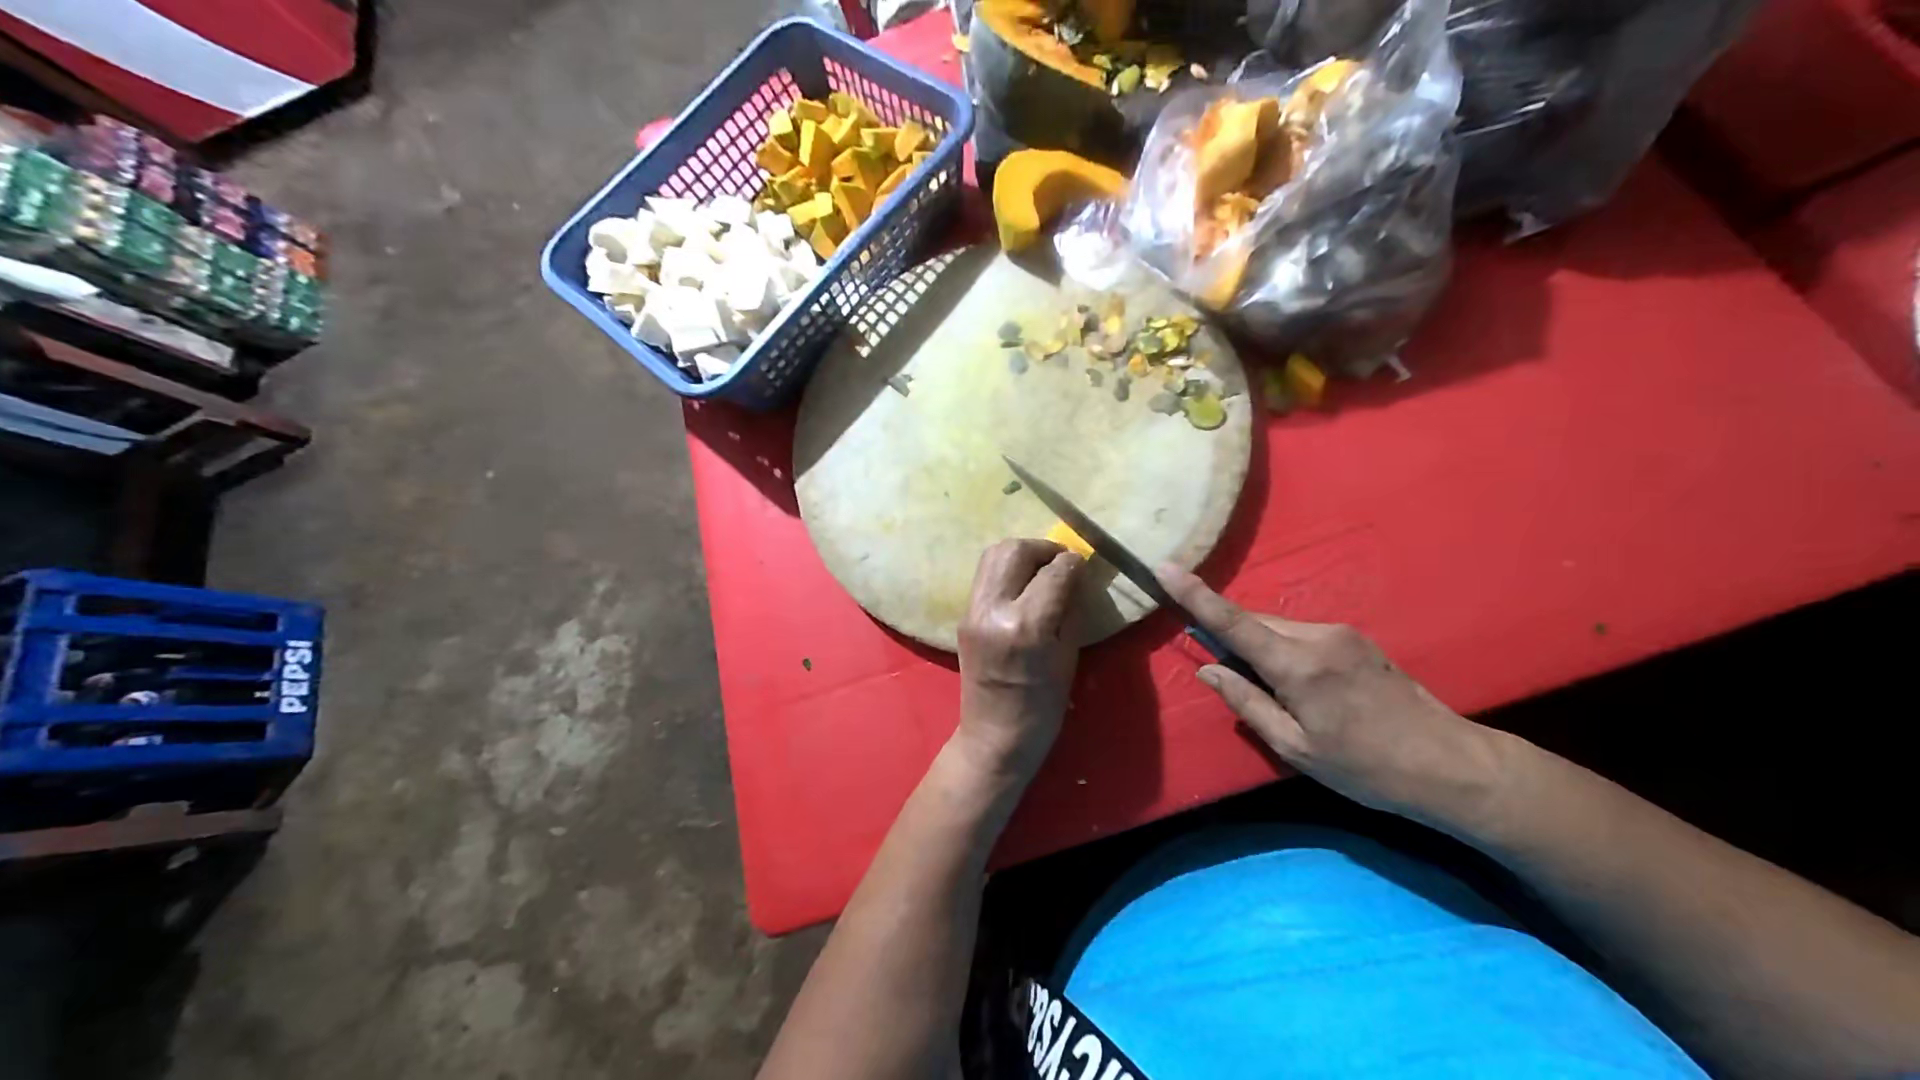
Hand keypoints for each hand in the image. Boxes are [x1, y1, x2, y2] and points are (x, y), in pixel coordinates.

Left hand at [954, 539, 1085, 781]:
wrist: (995, 736)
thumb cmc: (1043, 706)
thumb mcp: (1069, 655)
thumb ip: (1071, 608)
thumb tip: (1077, 573)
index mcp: (1025, 625)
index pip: (1054, 571)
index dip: (1074, 563)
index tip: (1084, 564)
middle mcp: (992, 609)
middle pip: (1015, 550)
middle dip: (1044, 549)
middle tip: (1062, 563)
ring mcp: (972, 610)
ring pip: (993, 555)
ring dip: (1022, 554)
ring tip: (1043, 570)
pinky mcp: (963, 616)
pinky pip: (985, 576)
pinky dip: (1007, 571)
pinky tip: (1024, 587)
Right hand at [1158, 565, 1508, 828]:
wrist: (1448, 765)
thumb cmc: (1364, 767)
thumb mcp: (1294, 747)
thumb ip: (1246, 702)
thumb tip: (1209, 669)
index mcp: (1296, 665)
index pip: (1232, 622)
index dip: (1194, 595)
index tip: (1165, 569)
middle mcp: (1317, 636)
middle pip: (1254, 622)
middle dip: (1230, 636)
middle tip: (1224, 670)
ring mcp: (1341, 633)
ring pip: (1277, 628)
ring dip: (1260, 646)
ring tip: (1272, 691)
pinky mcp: (1355, 639)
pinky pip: (1301, 634)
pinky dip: (1283, 649)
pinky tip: (1301, 685)